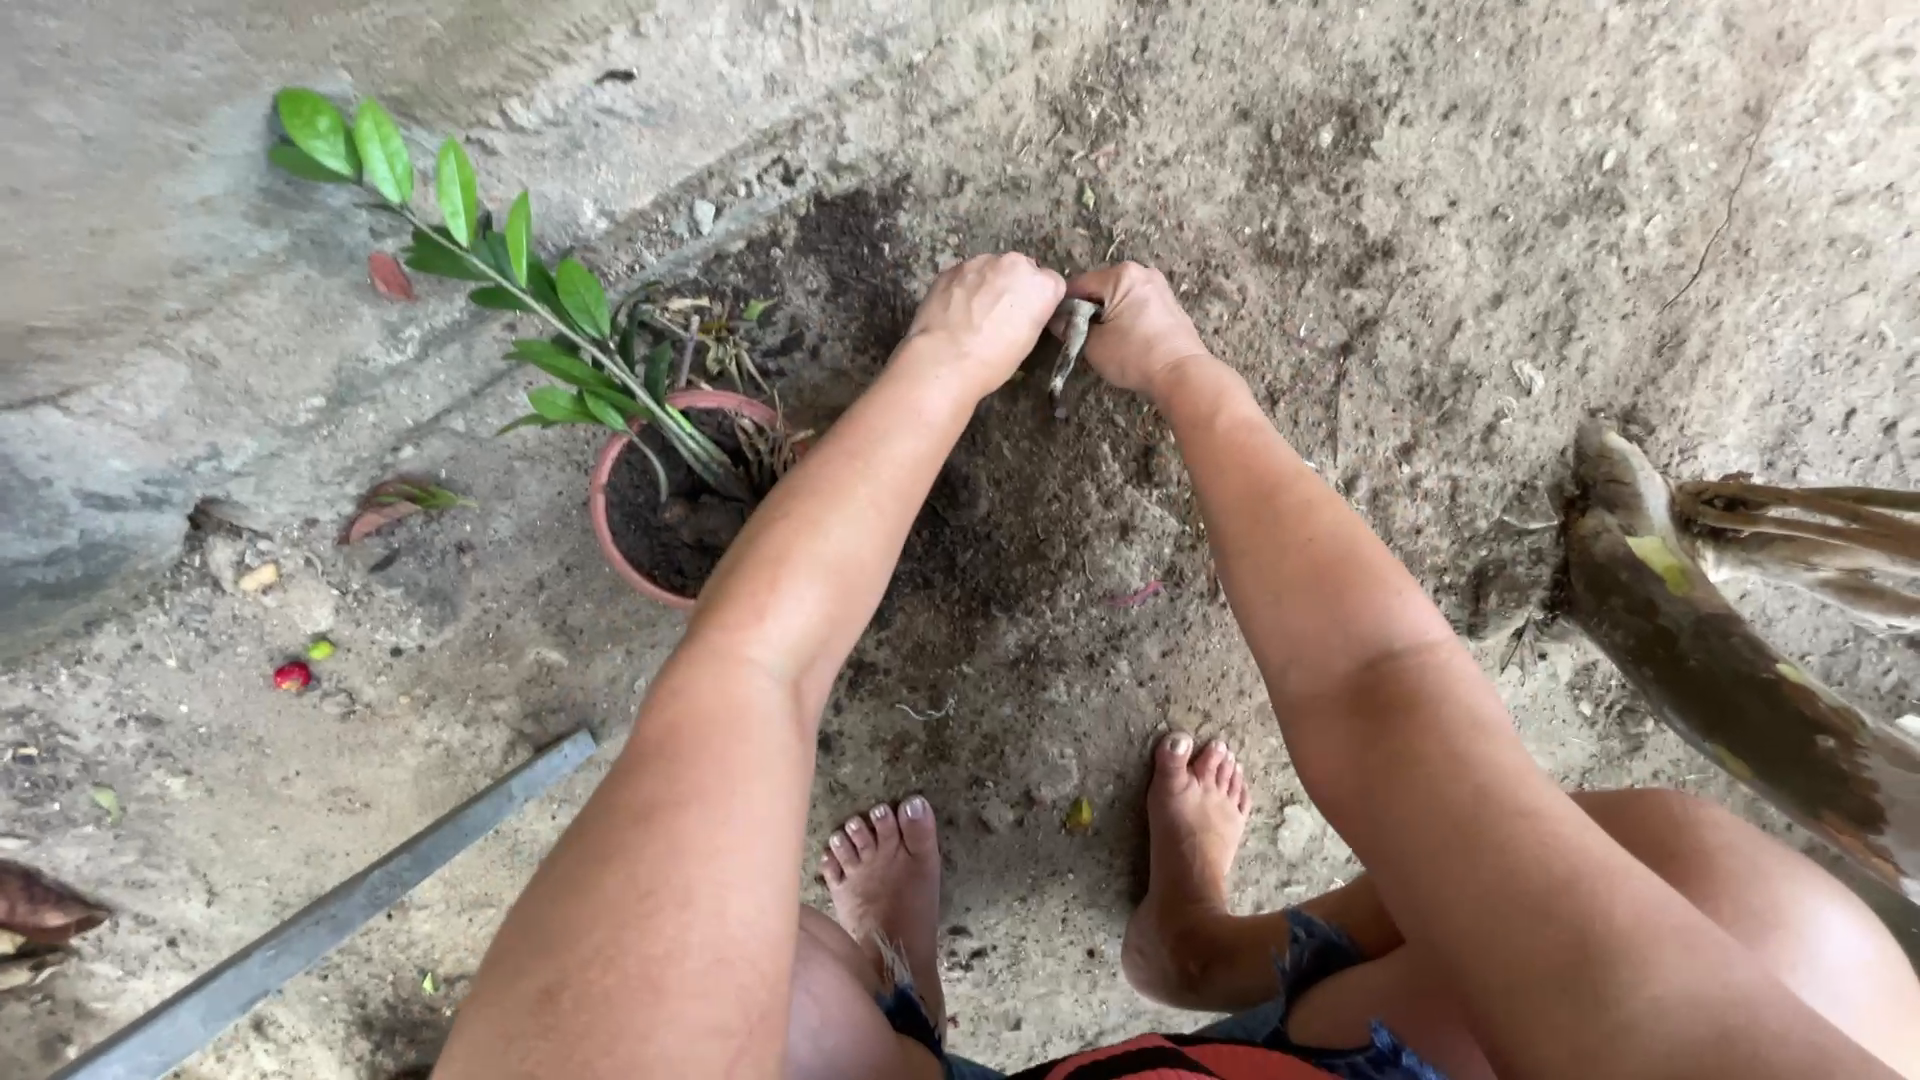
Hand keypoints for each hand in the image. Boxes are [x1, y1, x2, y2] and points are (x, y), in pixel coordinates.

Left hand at [896, 253, 1066, 398]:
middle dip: (1013, 286)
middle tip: (999, 315)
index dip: (1040, 300)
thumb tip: (1025, 310)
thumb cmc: (992, 361)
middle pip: (1020, 270)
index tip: (1030, 316)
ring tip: (973, 314)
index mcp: (1042, 285)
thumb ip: (1032, 314)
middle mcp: (1014, 264)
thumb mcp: (1027, 342)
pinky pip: (965, 274)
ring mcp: (980, 262)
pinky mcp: (952, 268)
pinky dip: (964, 287)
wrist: (944, 360)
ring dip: (987, 284)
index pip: (1052, 284)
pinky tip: (954, 311)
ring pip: (990, 269)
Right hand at [1060, 262, 1212, 398]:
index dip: (1063, 306)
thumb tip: (1056, 320)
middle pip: (1100, 288)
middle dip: (1088, 310)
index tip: (1057, 326)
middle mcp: (1142, 272)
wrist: (1181, 373)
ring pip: (1120, 297)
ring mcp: (1159, 287)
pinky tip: (1126, 340)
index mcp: (1121, 275)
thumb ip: (1069, 328)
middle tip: (1080, 336)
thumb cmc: (1134, 356)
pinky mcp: (1170, 304)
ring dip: (1107, 315)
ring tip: (1104, 340)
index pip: (1078, 284)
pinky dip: (1126, 318)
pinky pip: (1137, 305)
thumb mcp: (1092, 344)